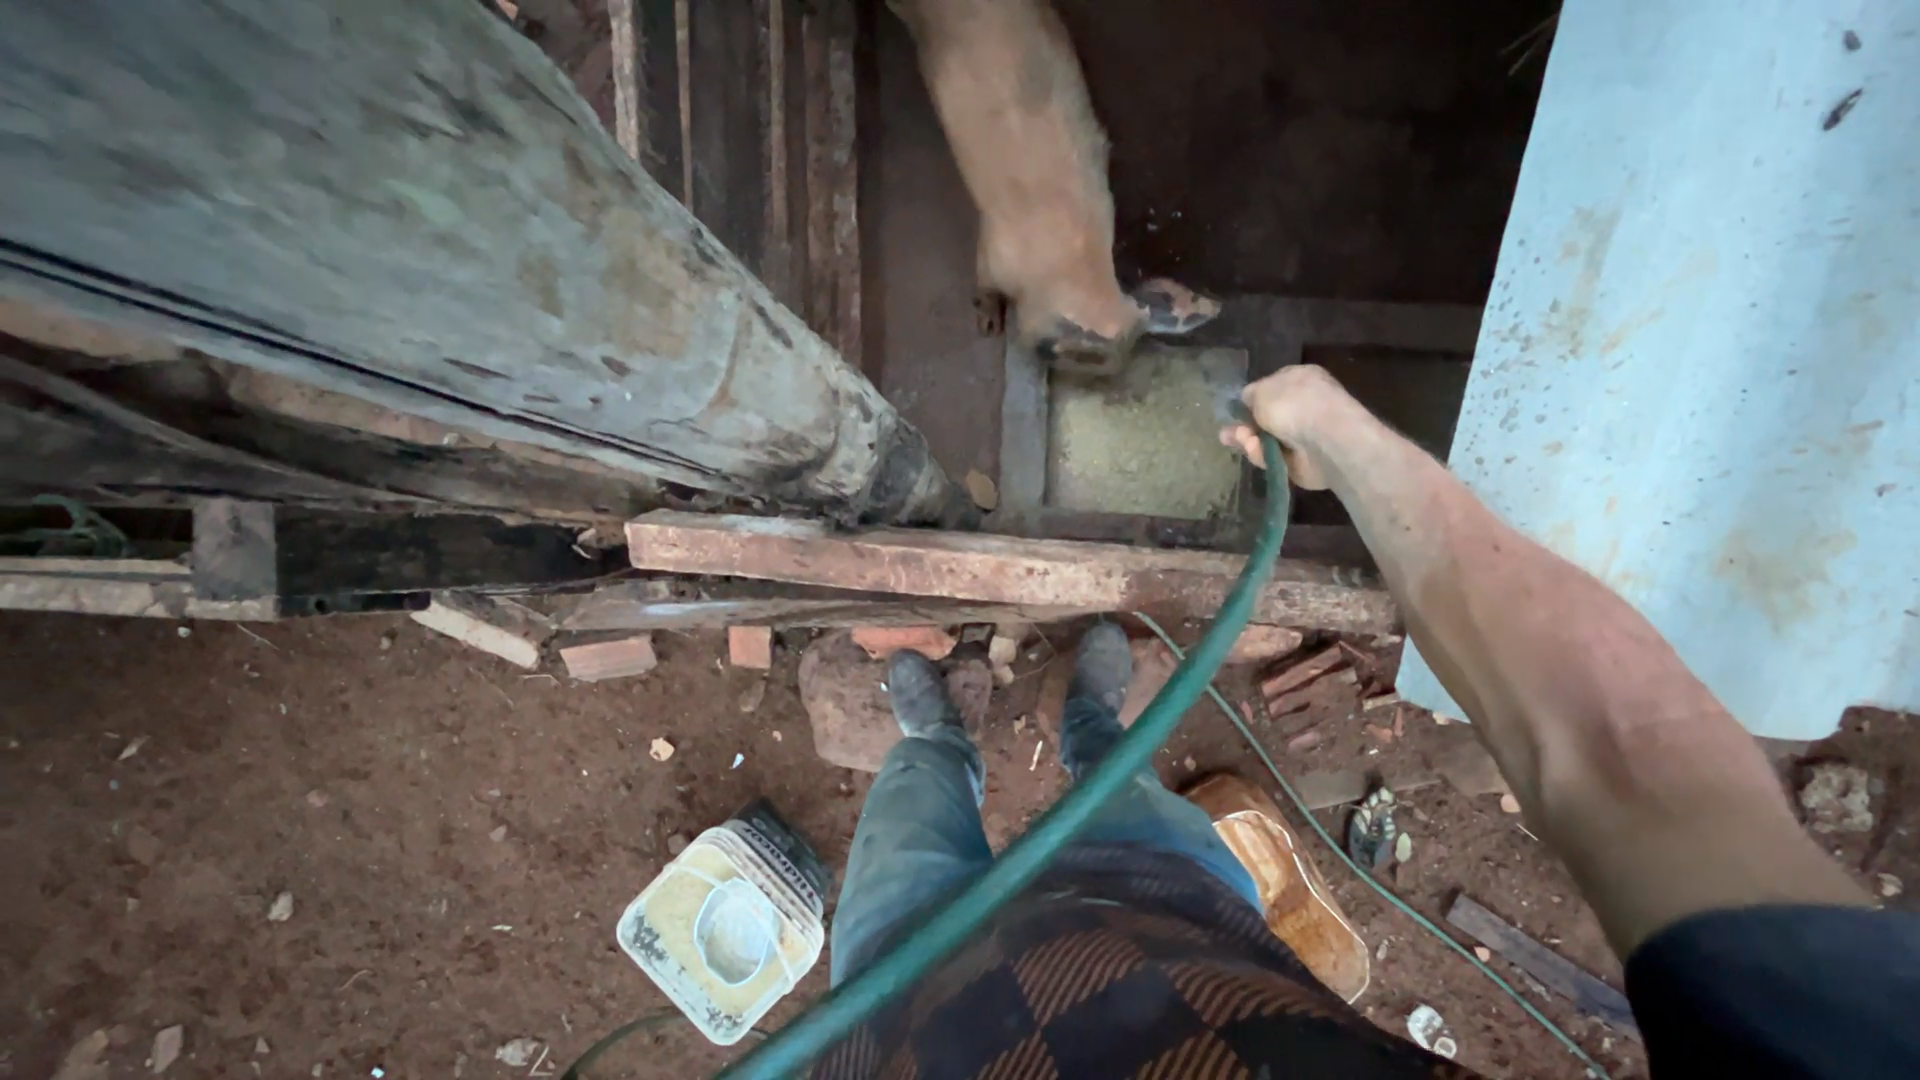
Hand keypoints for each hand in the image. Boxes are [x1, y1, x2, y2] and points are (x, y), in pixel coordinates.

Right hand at [1216, 365, 1356, 490]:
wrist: (1325, 439)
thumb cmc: (1293, 404)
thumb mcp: (1261, 390)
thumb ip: (1249, 394)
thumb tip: (1247, 400)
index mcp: (1300, 379)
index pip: (1271, 387)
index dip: (1251, 399)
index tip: (1235, 410)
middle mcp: (1303, 404)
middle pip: (1265, 417)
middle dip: (1245, 426)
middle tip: (1228, 433)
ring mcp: (1303, 434)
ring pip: (1265, 439)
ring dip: (1248, 440)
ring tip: (1240, 440)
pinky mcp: (1300, 460)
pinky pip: (1272, 457)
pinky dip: (1261, 454)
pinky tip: (1255, 450)